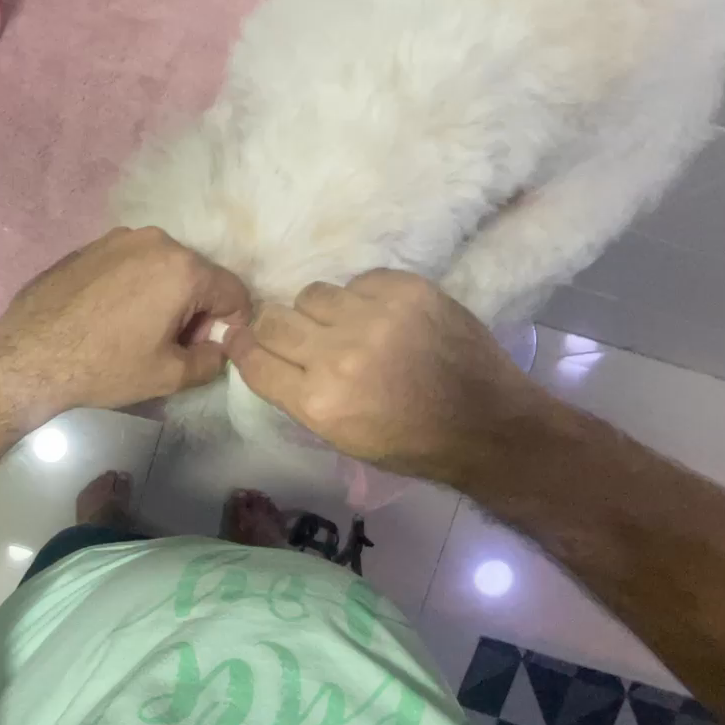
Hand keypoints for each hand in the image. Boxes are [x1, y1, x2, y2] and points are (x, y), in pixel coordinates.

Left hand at [0, 228, 249, 427]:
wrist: (28, 357)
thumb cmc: (104, 367)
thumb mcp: (167, 376)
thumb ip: (210, 362)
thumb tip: (219, 350)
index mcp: (183, 267)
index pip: (233, 292)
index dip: (231, 326)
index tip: (209, 351)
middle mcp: (155, 240)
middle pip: (198, 276)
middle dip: (196, 311)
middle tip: (171, 347)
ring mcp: (117, 239)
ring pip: (162, 269)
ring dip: (164, 299)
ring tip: (137, 334)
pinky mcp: (89, 247)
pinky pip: (129, 266)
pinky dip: (133, 289)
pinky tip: (109, 320)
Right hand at [225, 269, 556, 483]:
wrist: (484, 422)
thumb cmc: (405, 443)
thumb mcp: (338, 436)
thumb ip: (298, 395)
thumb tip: (266, 356)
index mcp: (318, 402)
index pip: (254, 361)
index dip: (242, 349)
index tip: (241, 341)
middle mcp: (337, 356)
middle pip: (273, 320)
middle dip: (275, 328)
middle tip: (295, 336)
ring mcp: (374, 318)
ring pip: (312, 295)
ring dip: (319, 312)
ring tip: (344, 327)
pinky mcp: (407, 290)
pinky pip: (358, 281)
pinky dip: (360, 298)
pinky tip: (380, 318)